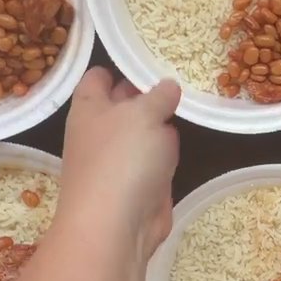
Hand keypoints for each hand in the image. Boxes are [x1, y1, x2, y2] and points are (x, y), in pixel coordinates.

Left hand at [56, 68, 180, 260]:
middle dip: (146, 91)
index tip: (147, 57)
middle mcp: (102, 130)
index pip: (98, 78)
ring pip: (143, 131)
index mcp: (90, 108)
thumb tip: (169, 86)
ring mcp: (121, 158)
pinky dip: (170, 150)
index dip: (118, 66)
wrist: (117, 223)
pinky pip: (157, 157)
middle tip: (179, 74)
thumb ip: (159, 97)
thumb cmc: (121, 159)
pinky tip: (188, 140)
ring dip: (162, 122)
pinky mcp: (141, 182)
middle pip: (123, 103)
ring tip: (191, 101)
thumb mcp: (143, 114)